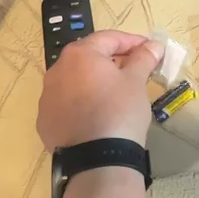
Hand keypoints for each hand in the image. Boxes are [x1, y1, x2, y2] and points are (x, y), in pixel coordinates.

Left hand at [37, 30, 161, 146]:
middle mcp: (57, 70)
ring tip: (116, 94)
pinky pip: (67, 104)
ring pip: (75, 81)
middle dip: (113, 60)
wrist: (96, 159)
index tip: (151, 50)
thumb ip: (143, 58)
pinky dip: (82, 103)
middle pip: (89, 57)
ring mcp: (47, 97)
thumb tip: (153, 45)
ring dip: (95, 82)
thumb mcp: (136, 82)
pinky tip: (97, 115)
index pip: (109, 38)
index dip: (132, 41)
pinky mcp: (45, 121)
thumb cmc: (119, 111)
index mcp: (79, 55)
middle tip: (135, 70)